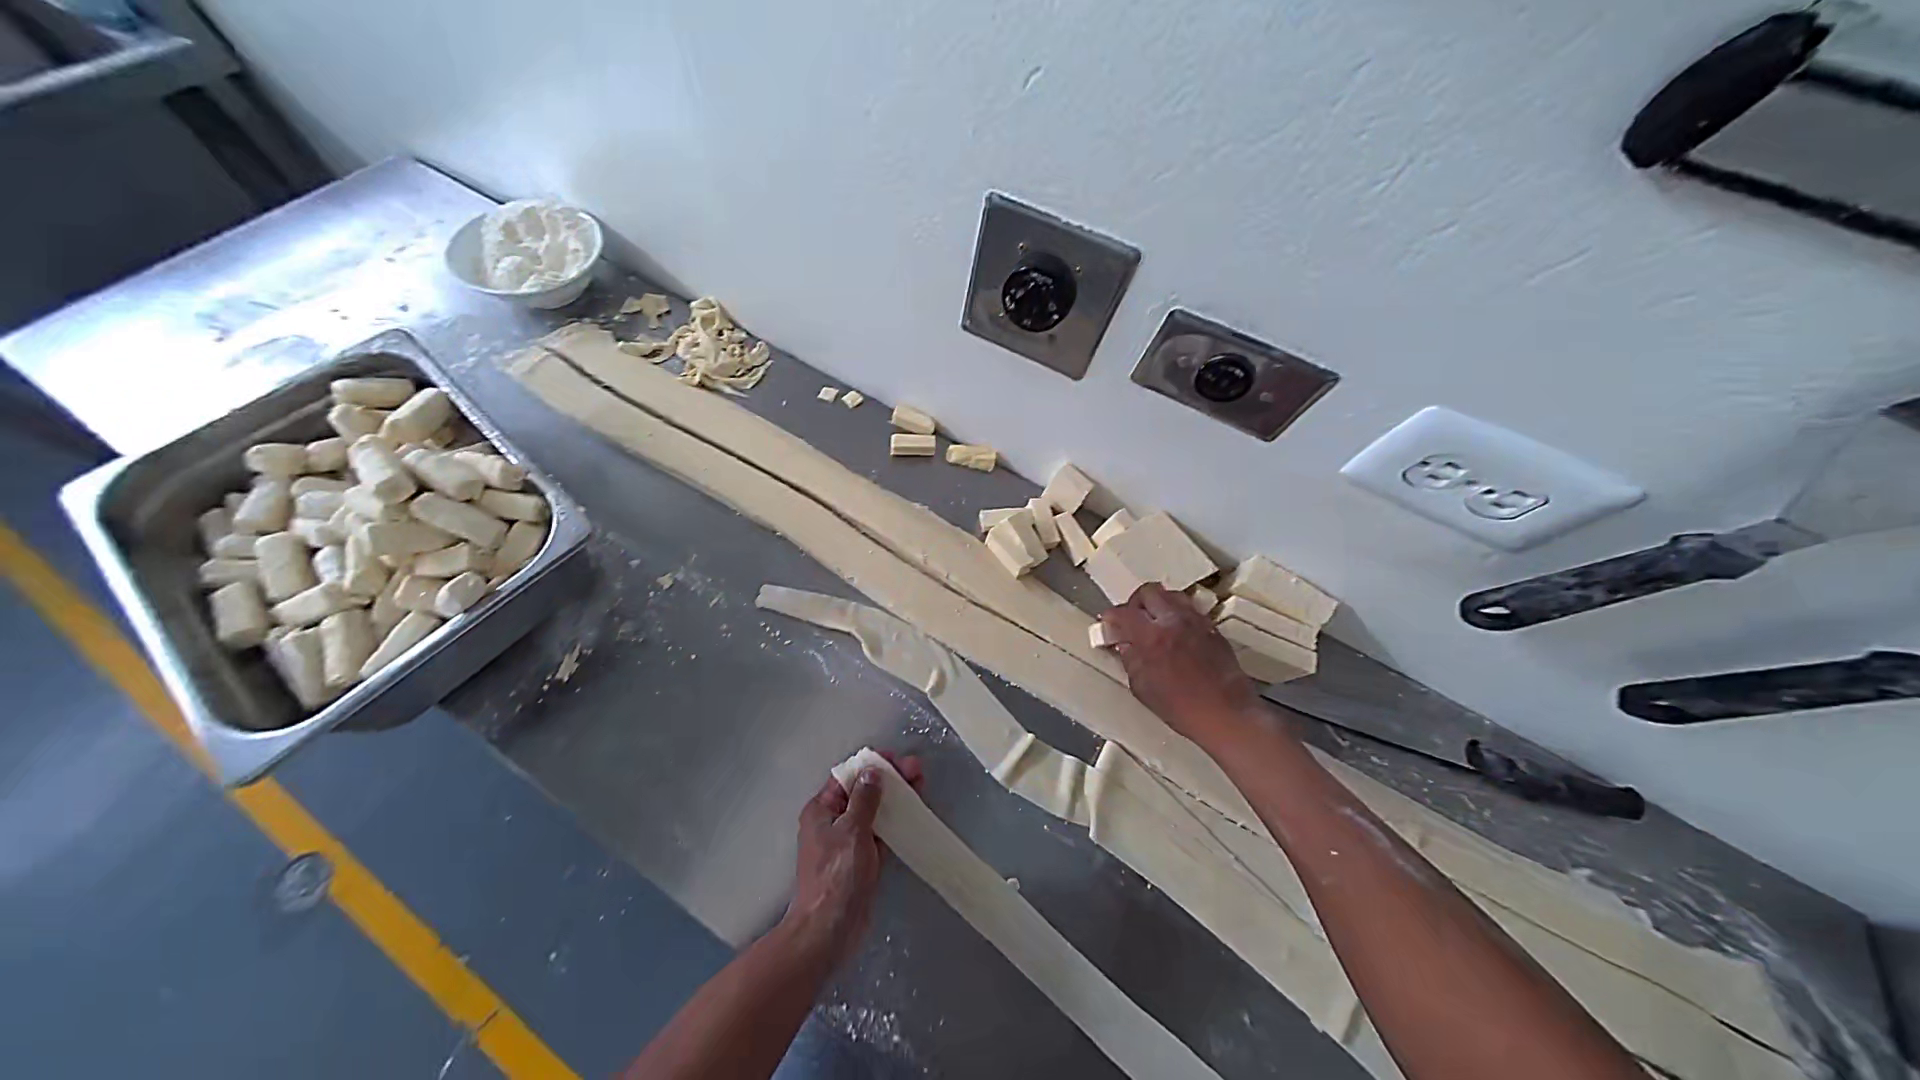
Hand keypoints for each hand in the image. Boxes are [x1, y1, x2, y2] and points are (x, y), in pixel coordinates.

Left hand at [784, 750, 922, 963]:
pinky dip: (897, 822)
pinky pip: (882, 833)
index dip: (872, 765)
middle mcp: (833, 822)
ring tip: (920, 785)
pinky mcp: (863, 860)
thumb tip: (872, 772)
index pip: (848, 777)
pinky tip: (914, 814)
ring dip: (896, 798)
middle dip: (889, 779)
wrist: (829, 930)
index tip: (896, 760)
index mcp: (822, 810)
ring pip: (876, 811)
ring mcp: (849, 842)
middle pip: (864, 791)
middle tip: (916, 770)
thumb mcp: (851, 830)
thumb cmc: (836, 875)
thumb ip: (865, 799)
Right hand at [1099, 584, 1265, 749]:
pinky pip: (1189, 609)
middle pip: (1148, 592)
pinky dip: (1177, 614)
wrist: (1227, 714)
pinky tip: (1174, 632)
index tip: (1108, 623)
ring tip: (1153, 621)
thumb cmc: (1183, 707)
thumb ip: (1130, 659)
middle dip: (1134, 602)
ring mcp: (1196, 622)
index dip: (1110, 616)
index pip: (1123, 612)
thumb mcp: (1142, 688)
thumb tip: (1123, 644)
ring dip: (1158, 603)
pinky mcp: (1212, 628)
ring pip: (1171, 595)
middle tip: (1130, 618)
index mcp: (1152, 637)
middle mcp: (1174, 621)